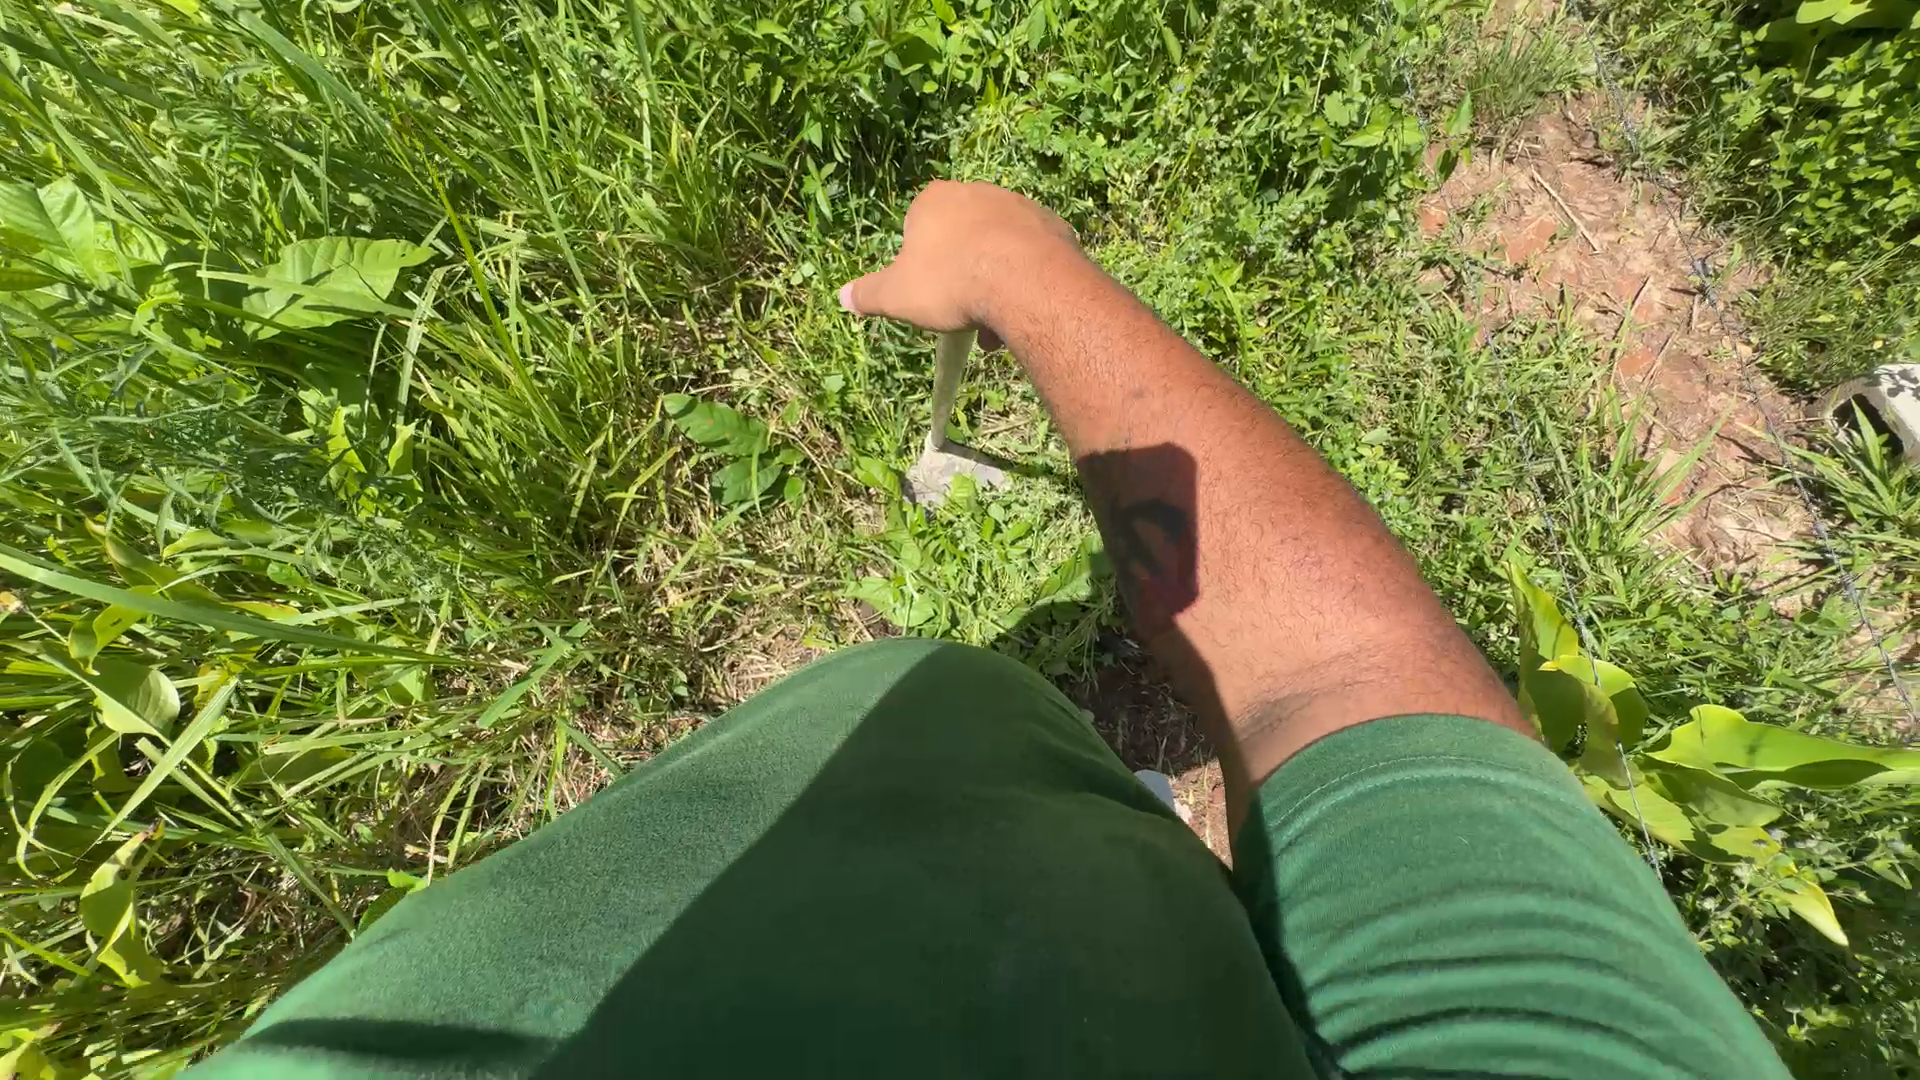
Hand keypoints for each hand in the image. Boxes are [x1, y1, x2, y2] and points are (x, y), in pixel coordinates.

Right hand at [837, 181, 1078, 338]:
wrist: (1023, 280)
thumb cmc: (950, 283)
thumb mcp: (897, 295)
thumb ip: (869, 294)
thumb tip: (842, 297)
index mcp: (934, 201)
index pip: (918, 230)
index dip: (920, 266)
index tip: (928, 296)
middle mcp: (977, 193)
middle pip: (961, 242)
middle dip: (959, 280)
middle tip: (960, 316)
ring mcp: (1019, 207)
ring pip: (997, 251)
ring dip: (991, 286)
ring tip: (993, 326)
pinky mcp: (1053, 227)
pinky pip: (1030, 259)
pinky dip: (1022, 283)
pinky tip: (1020, 311)